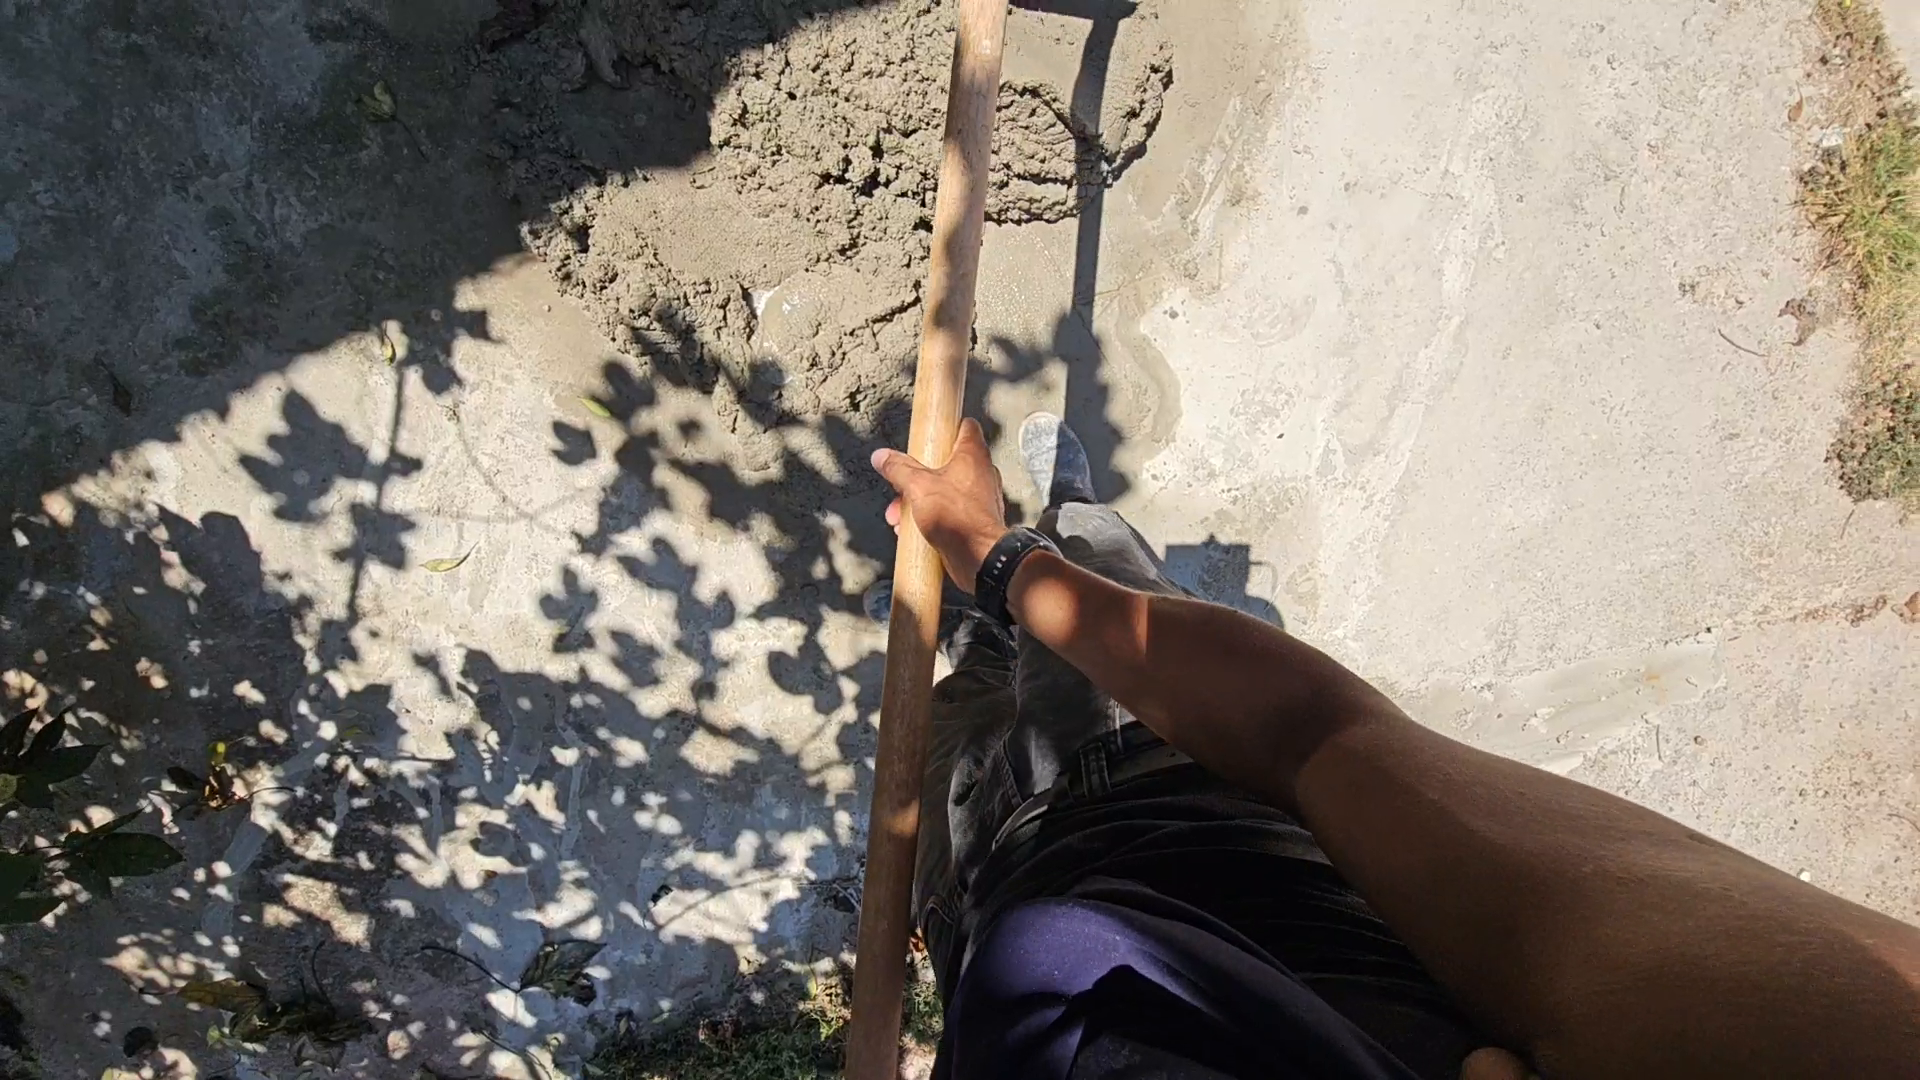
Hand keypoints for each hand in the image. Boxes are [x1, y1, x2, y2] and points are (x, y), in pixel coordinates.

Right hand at [870, 418, 1007, 589]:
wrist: (979, 558)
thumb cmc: (958, 518)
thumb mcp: (917, 487)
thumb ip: (898, 469)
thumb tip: (882, 457)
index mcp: (971, 454)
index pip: (964, 426)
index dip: (945, 426)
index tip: (927, 433)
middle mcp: (980, 473)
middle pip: (944, 462)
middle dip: (917, 476)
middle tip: (901, 486)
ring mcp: (978, 498)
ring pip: (943, 490)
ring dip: (918, 501)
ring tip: (899, 516)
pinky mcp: (973, 521)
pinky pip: (948, 512)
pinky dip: (929, 518)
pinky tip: (910, 531)